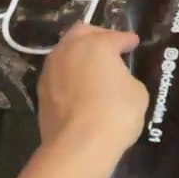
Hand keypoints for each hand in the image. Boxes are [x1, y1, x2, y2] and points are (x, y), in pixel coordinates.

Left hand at [36, 24, 147, 158]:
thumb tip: (117, 80)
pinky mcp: (41, 91)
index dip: (127, 39)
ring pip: (65, 52)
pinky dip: (71, 73)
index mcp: (96, 45)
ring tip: (93, 65)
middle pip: (82, 33)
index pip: (116, 37)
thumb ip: (126, 78)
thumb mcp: (137, 92)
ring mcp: (51, 70)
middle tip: (110, 45)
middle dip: (97, 35)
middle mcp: (69, 50)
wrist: (79, 144)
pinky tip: (80, 84)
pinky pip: (59, 73)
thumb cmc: (116, 113)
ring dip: (80, 54)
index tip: (134, 42)